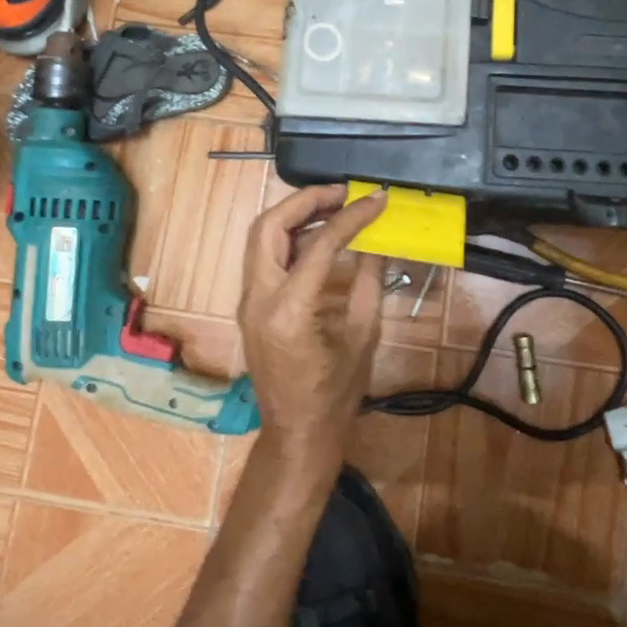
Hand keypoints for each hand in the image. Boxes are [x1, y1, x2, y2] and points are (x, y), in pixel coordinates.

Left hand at [238, 185, 389, 457]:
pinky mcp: (250, 306)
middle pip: (269, 226)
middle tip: (343, 192)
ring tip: (333, 206)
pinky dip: (288, 237)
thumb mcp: (362, 337)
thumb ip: (369, 283)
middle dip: (305, 201)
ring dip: (293, 215)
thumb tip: (379, 241)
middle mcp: (259, 298)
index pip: (319, 244)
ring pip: (260, 237)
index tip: (377, 200)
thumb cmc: (335, 395)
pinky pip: (264, 257)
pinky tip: (319, 235)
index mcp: (289, 310)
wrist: (297, 434)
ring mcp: (248, 302)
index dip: (351, 217)